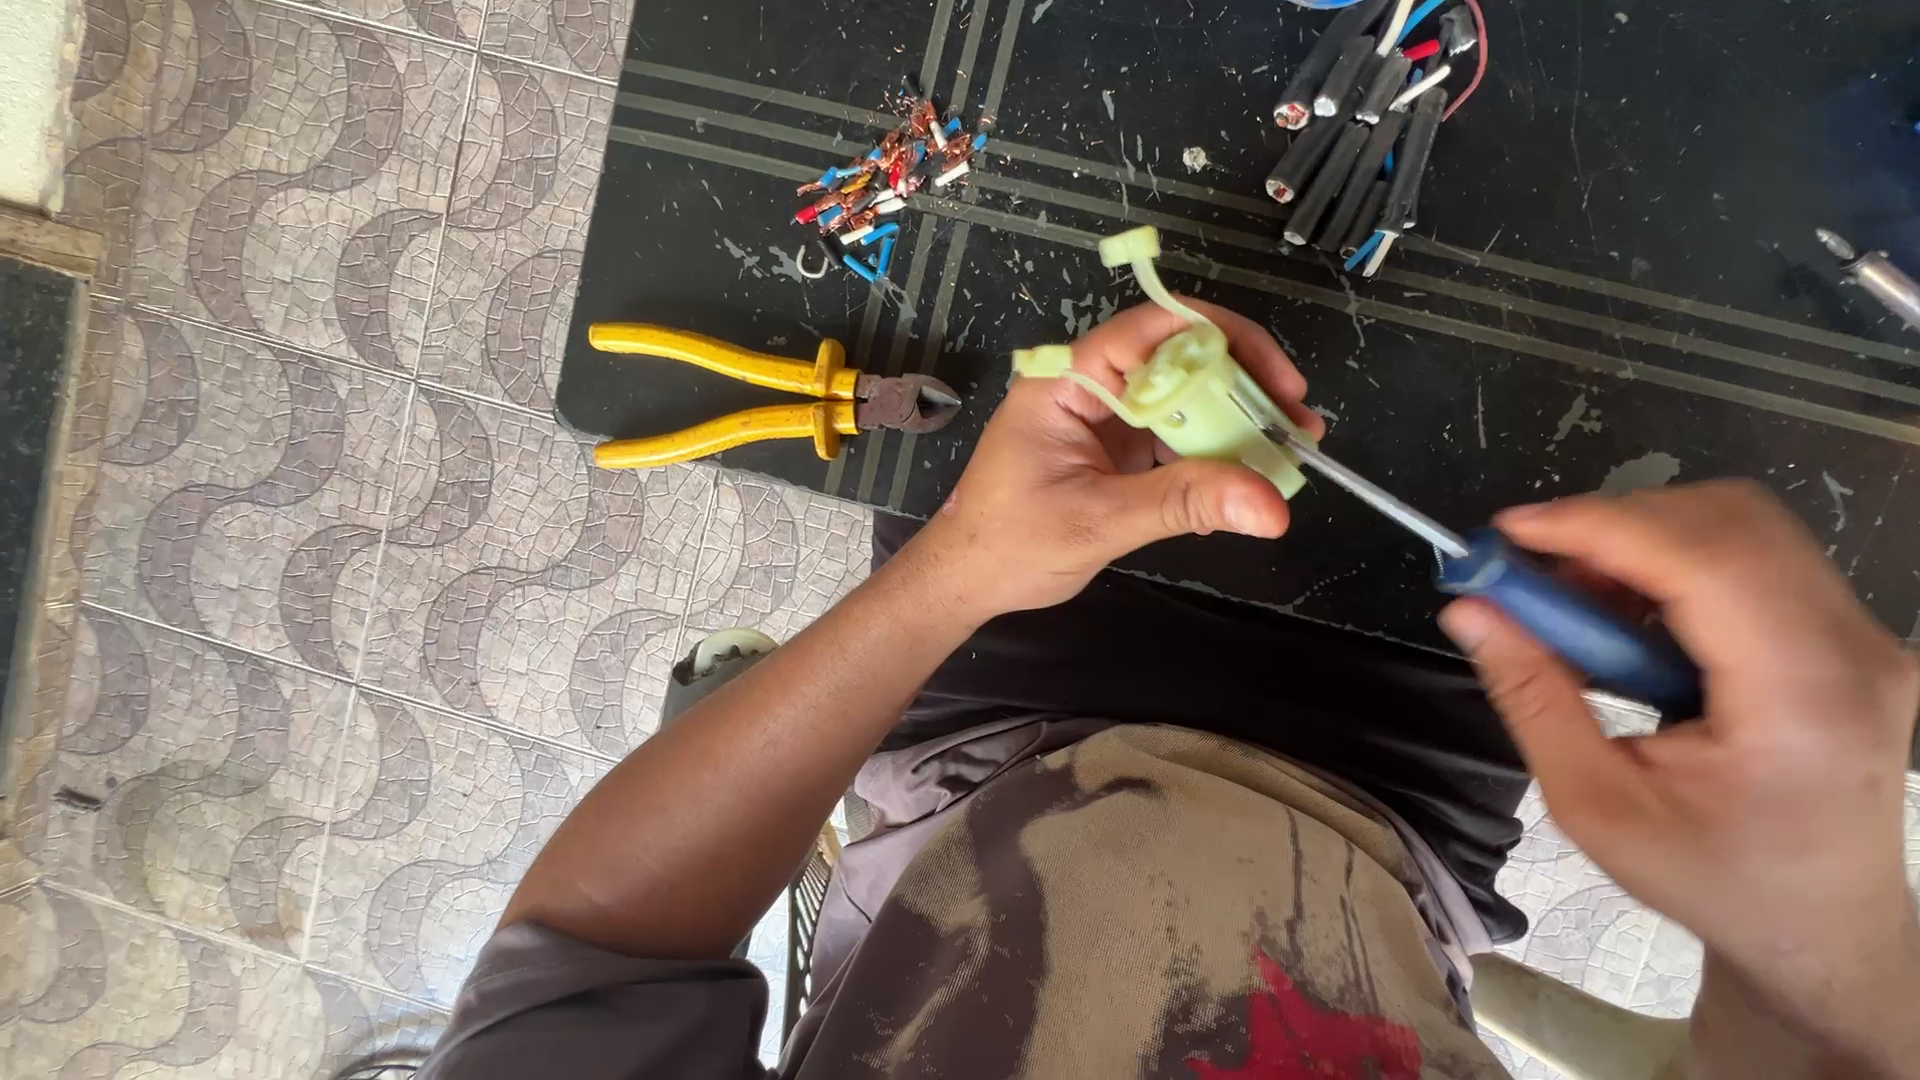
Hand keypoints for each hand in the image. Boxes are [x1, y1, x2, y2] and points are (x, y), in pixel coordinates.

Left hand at [905, 299, 1324, 619]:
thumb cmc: (1010, 544)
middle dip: (1242, 386)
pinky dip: (1208, 456)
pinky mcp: (1111, 451)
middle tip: (1297, 424)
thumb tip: (1272, 505)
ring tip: (1287, 453)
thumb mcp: (1099, 522)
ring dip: (1233, 424)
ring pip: (1180, 401)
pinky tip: (1244, 479)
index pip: (1153, 329)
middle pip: (1177, 360)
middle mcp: (1087, 389)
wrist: (968, 579)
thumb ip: (1182, 505)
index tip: (1279, 382)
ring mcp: (1101, 420)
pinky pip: (1170, 439)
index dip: (1226, 341)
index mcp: (1067, 383)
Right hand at [1439, 481, 1919, 1043]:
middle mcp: (1855, 652)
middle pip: (1731, 523)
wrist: (1819, 925)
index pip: (1708, 565)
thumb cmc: (1706, 874)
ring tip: (1565, 591)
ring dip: (1634, 537)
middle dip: (1611, 522)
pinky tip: (1613, 607)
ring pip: (1739, 527)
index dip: (1600, 527)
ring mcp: (1860, 639)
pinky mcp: (1841, 637)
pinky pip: (1746, 556)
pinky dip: (1661, 559)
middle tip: (1527, 562)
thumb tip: (1467, 610)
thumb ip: (1529, 696)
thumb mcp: (1589, 800)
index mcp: (1801, 702)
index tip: (1508, 532)